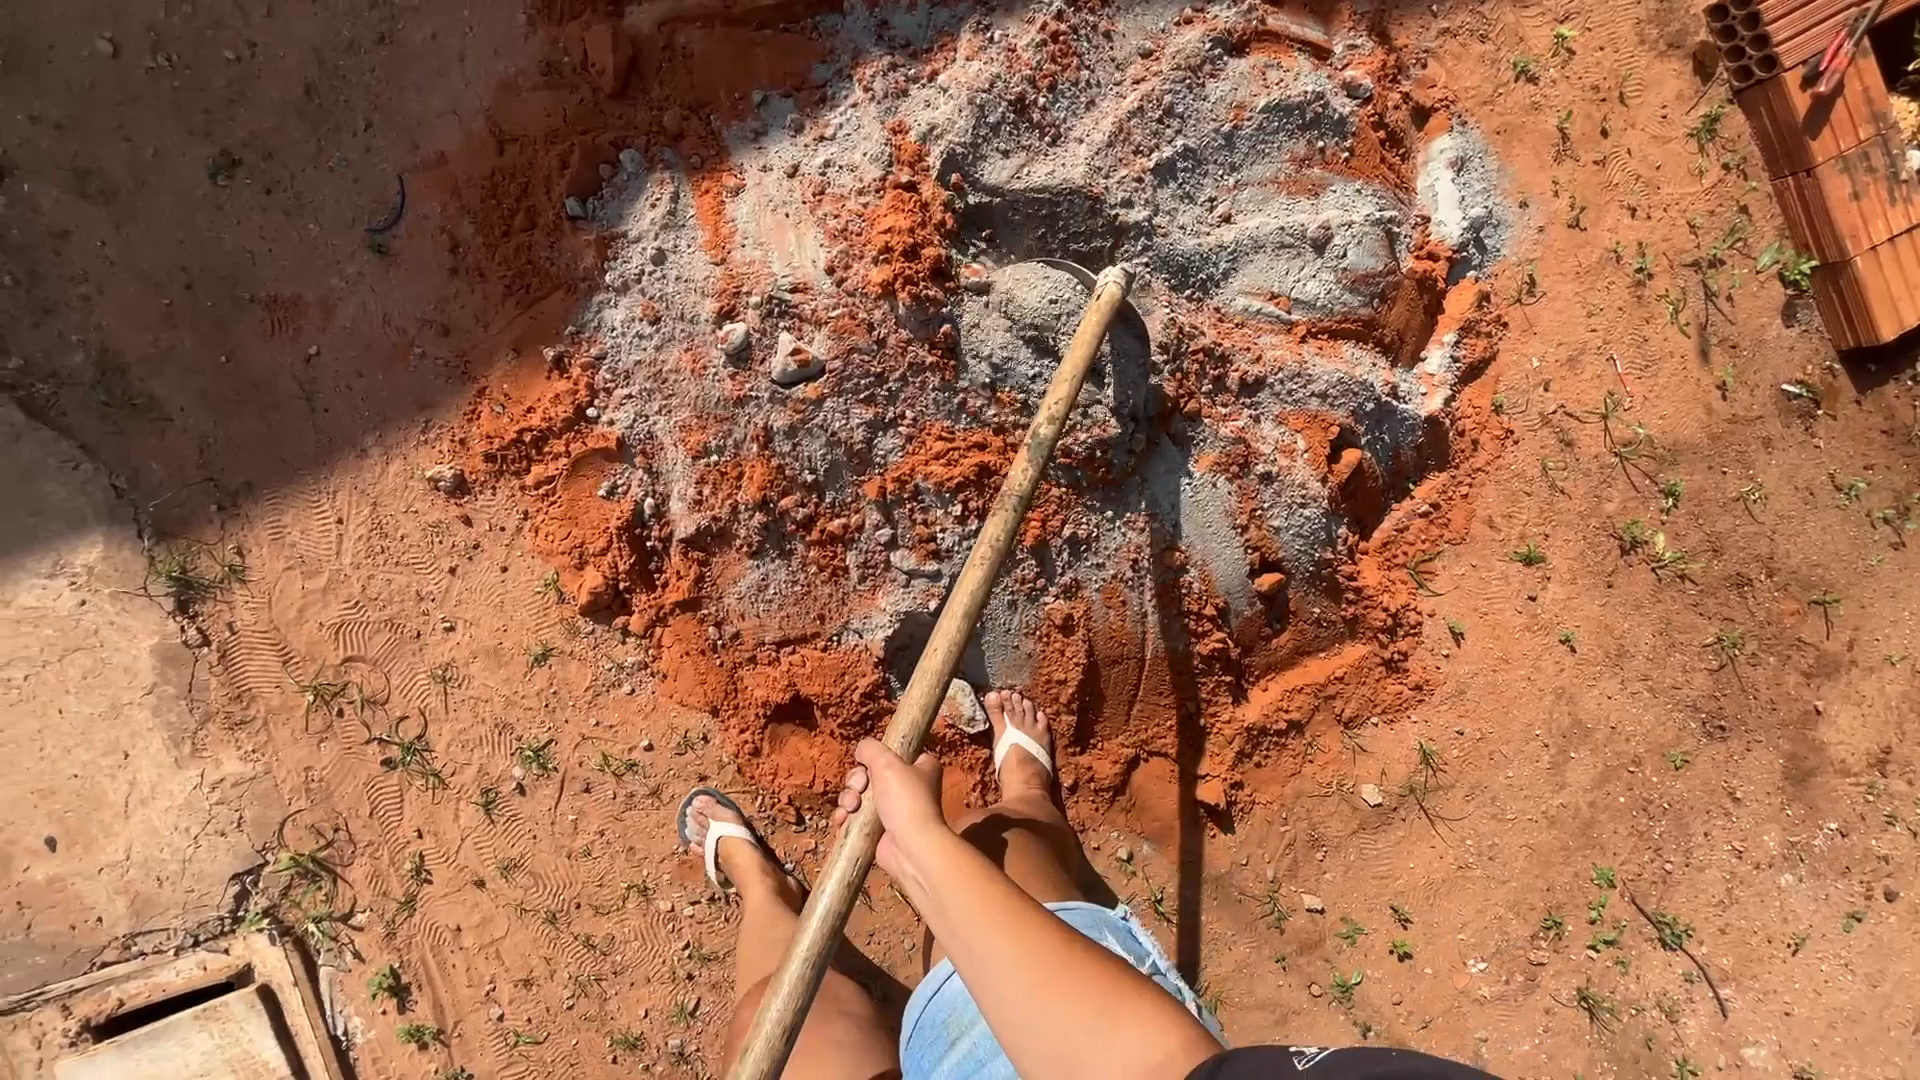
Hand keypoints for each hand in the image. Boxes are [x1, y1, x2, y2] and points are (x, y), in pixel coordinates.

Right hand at [833, 738, 948, 882]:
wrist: (911, 849)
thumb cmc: (906, 802)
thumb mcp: (887, 762)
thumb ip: (871, 748)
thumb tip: (862, 749)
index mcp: (920, 767)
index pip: (891, 754)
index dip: (875, 758)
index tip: (868, 764)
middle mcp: (908, 787)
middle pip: (869, 774)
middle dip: (856, 781)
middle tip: (860, 788)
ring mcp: (892, 810)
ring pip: (859, 795)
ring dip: (848, 799)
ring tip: (852, 807)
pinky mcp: (878, 830)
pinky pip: (854, 817)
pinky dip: (846, 817)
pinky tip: (844, 819)